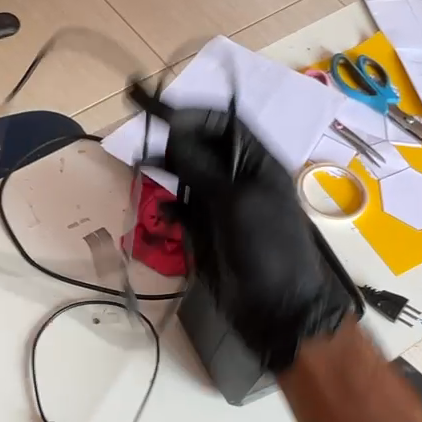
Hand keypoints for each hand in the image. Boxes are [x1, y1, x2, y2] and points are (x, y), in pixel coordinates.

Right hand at [164, 108, 358, 371]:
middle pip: (202, 147)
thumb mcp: (236, 202)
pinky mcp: (208, 232)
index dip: (192, 115)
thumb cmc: (267, 249)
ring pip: (188, 177)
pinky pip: (183, 210)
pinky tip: (163, 213)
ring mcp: (222, 206)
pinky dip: (170, 207)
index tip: (157, 112)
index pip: (223, 125)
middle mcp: (239, 178)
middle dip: (175, 141)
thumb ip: (203, 168)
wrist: (278, 309)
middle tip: (145, 141)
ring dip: (167, 172)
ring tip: (143, 166)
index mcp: (257, 163)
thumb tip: (174, 136)